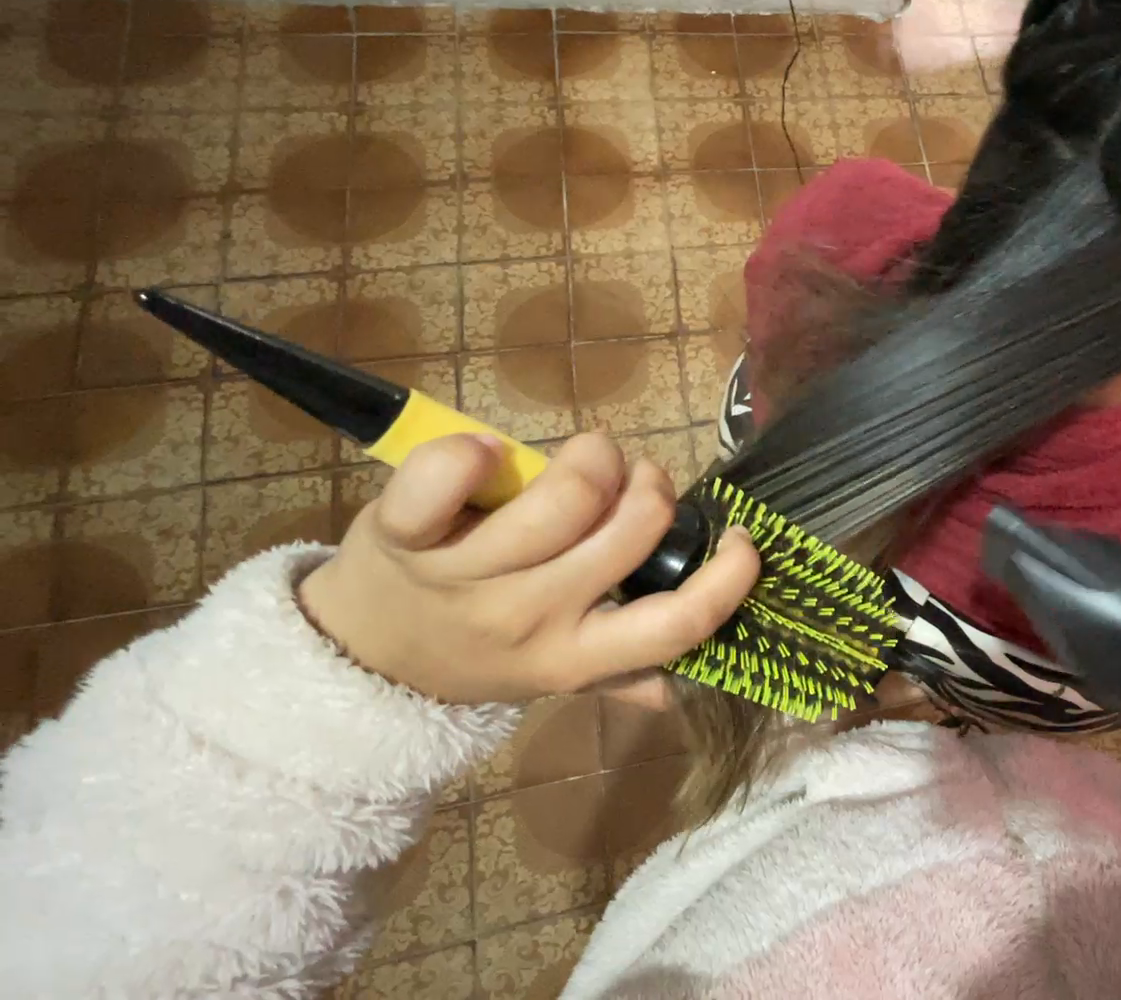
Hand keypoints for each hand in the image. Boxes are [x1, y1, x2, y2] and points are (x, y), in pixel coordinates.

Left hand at [298, 433, 759, 703]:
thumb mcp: (556, 677)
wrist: (361, 661)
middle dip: (651, 486)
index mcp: (577, 655)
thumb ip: (620, 677)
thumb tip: (681, 688)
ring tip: (591, 455)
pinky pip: (442, 481)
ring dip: (596, 456)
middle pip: (629, 533)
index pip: (674, 624)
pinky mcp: (402, 535)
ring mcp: (466, 576)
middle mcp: (531, 618)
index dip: (725, 576)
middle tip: (637, 480)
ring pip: (564, 496)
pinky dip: (472, 454)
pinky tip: (488, 452)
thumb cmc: (481, 656)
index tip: (739, 536)